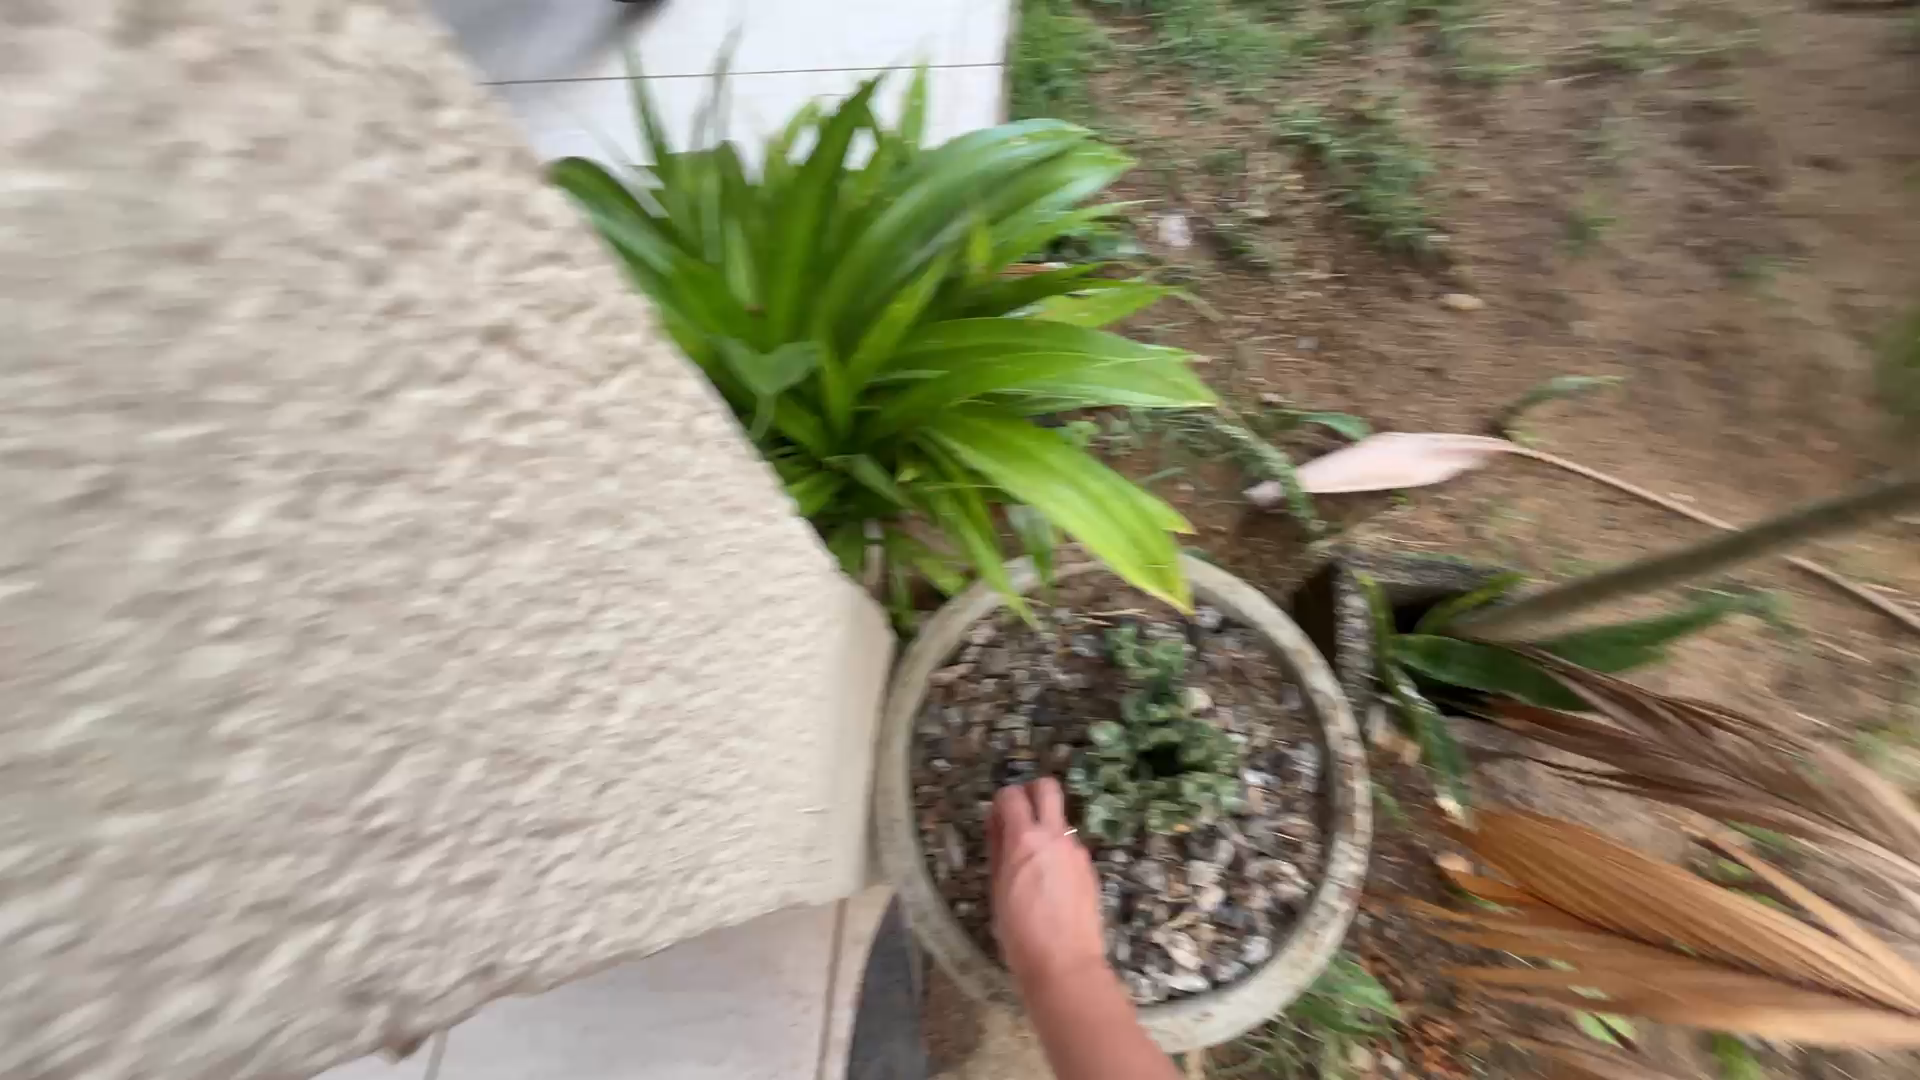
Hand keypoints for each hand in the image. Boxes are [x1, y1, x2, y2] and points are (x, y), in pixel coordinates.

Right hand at [988, 778, 1109, 993]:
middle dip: (1032, 791)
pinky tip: (1052, 884)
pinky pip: (1069, 847)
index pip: (1011, 795)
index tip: (997, 819)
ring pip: (1060, 820)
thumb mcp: (997, 889)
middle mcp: (1053, 836)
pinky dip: (1058, 852)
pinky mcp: (1089, 868)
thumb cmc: (1019, 934)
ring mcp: (1076, 850)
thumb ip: (998, 849)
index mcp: (1024, 839)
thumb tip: (998, 824)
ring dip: (1045, 827)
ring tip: (1034, 863)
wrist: (1065, 966)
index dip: (1001, 801)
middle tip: (1020, 815)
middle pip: (1047, 787)